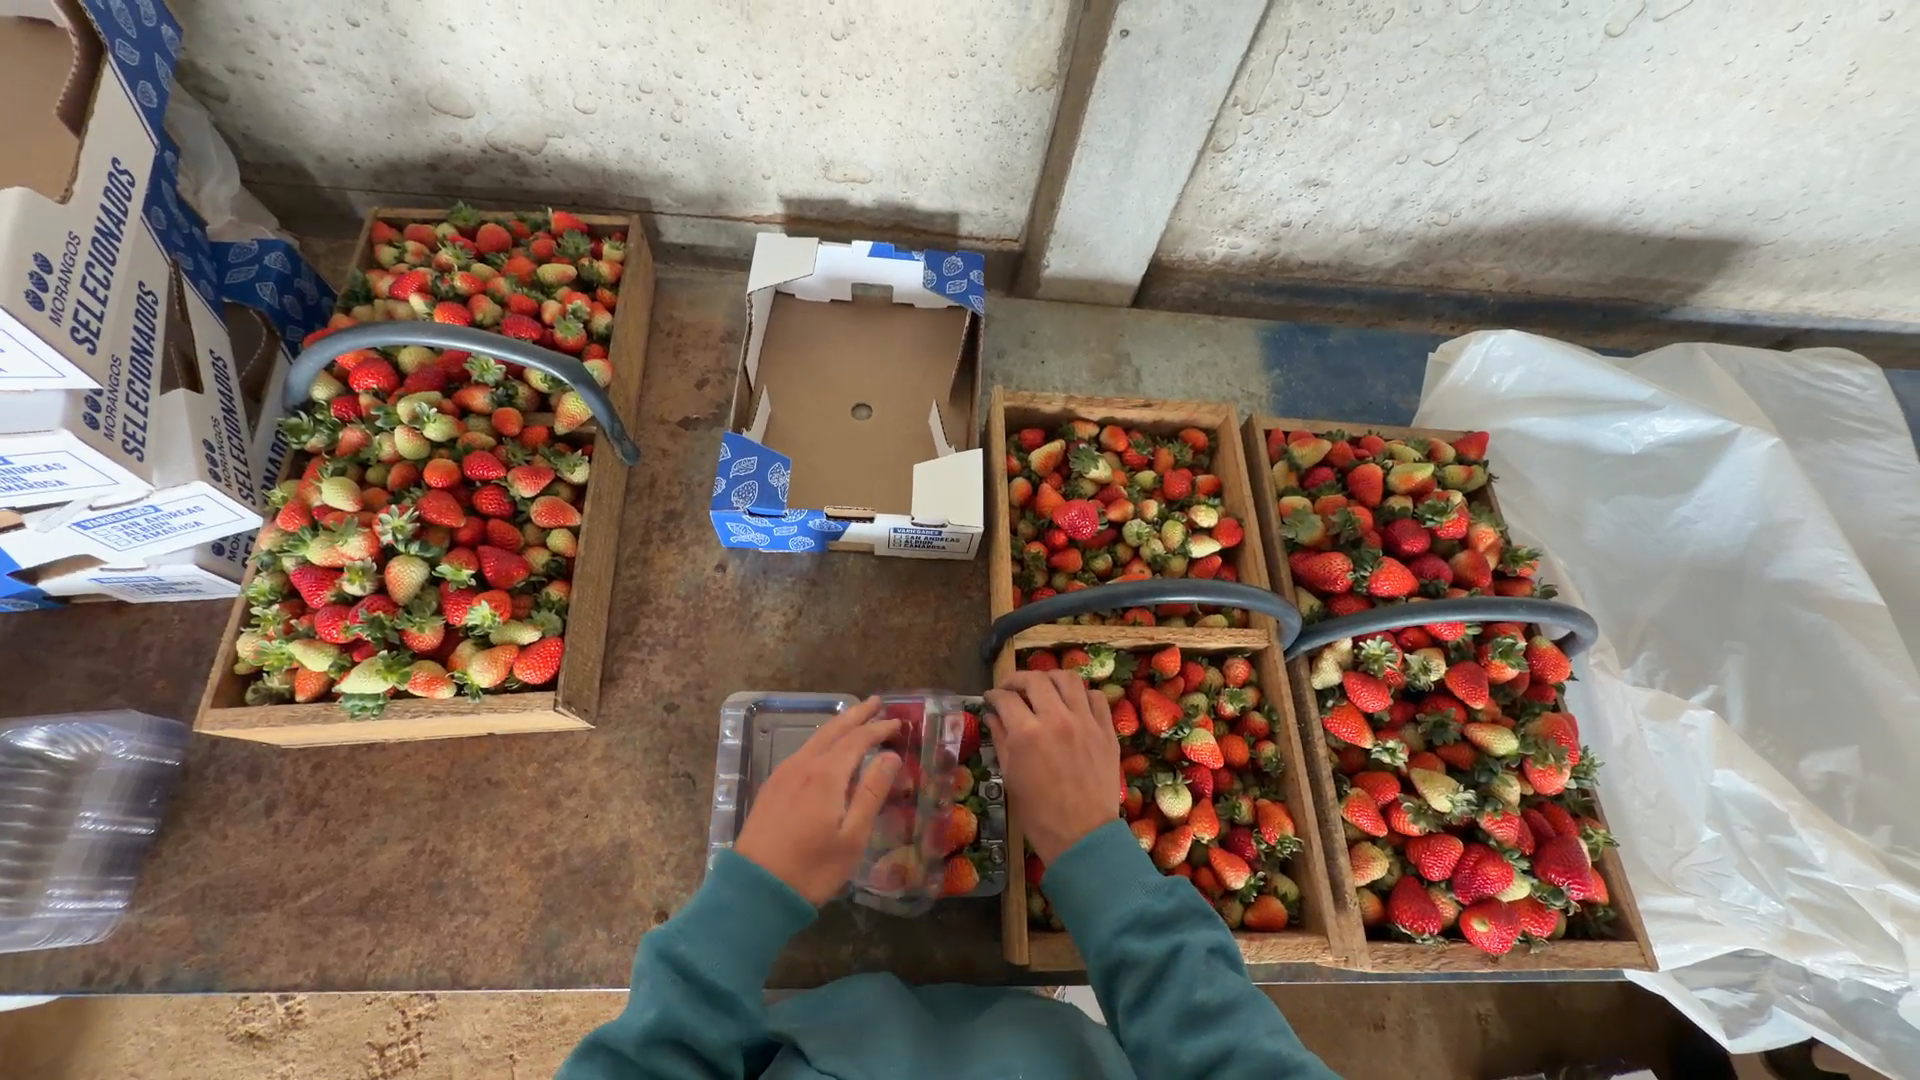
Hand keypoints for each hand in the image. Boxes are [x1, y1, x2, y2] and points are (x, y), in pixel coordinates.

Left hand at [735, 697, 900, 904]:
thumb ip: (872, 792)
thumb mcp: (852, 836)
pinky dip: (822, 742)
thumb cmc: (812, 869)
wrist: (754, 891)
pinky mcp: (772, 788)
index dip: (879, 729)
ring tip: (856, 720)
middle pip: (833, 730)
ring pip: (815, 739)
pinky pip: (803, 752)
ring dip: (839, 726)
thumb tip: (891, 757)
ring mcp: (783, 775)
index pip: (858, 739)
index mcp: (826, 775)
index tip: (898, 723)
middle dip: (857, 714)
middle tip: (877, 702)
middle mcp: (803, 765)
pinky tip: (826, 751)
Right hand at [984, 671, 1119, 864]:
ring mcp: (1085, 722)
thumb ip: (1001, 739)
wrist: (1082, 837)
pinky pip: (1097, 698)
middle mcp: (1056, 719)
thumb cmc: (1038, 814)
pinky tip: (1073, 704)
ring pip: (1068, 679)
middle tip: (1011, 689)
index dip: (994, 695)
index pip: (1006, 698)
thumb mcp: (1010, 776)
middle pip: (1035, 680)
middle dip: (1017, 679)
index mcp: (1027, 733)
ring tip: (1043, 688)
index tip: (991, 698)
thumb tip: (993, 715)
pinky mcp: (1106, 731)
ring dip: (1050, 679)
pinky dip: (1082, 695)